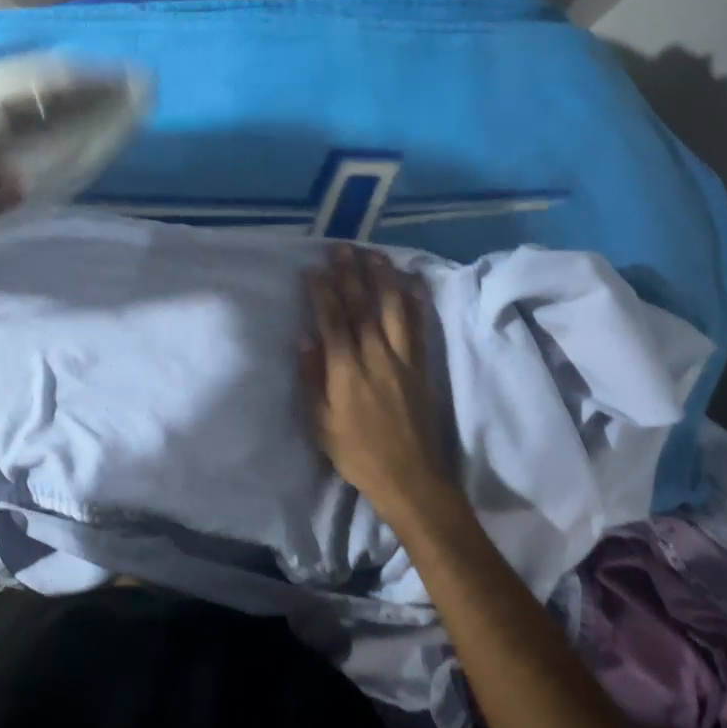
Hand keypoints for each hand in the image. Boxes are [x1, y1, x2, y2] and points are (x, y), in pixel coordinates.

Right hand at [303, 244, 456, 510]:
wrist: (411, 478)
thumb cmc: (357, 453)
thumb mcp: (320, 423)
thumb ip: (312, 379)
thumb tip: (305, 339)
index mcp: (347, 371)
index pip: (333, 320)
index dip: (322, 292)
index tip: (314, 268)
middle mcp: (376, 357)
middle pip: (363, 307)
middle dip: (351, 275)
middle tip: (342, 248)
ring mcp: (403, 359)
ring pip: (393, 309)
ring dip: (383, 278)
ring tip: (374, 255)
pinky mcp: (421, 366)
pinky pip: (417, 326)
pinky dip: (414, 301)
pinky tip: (410, 283)